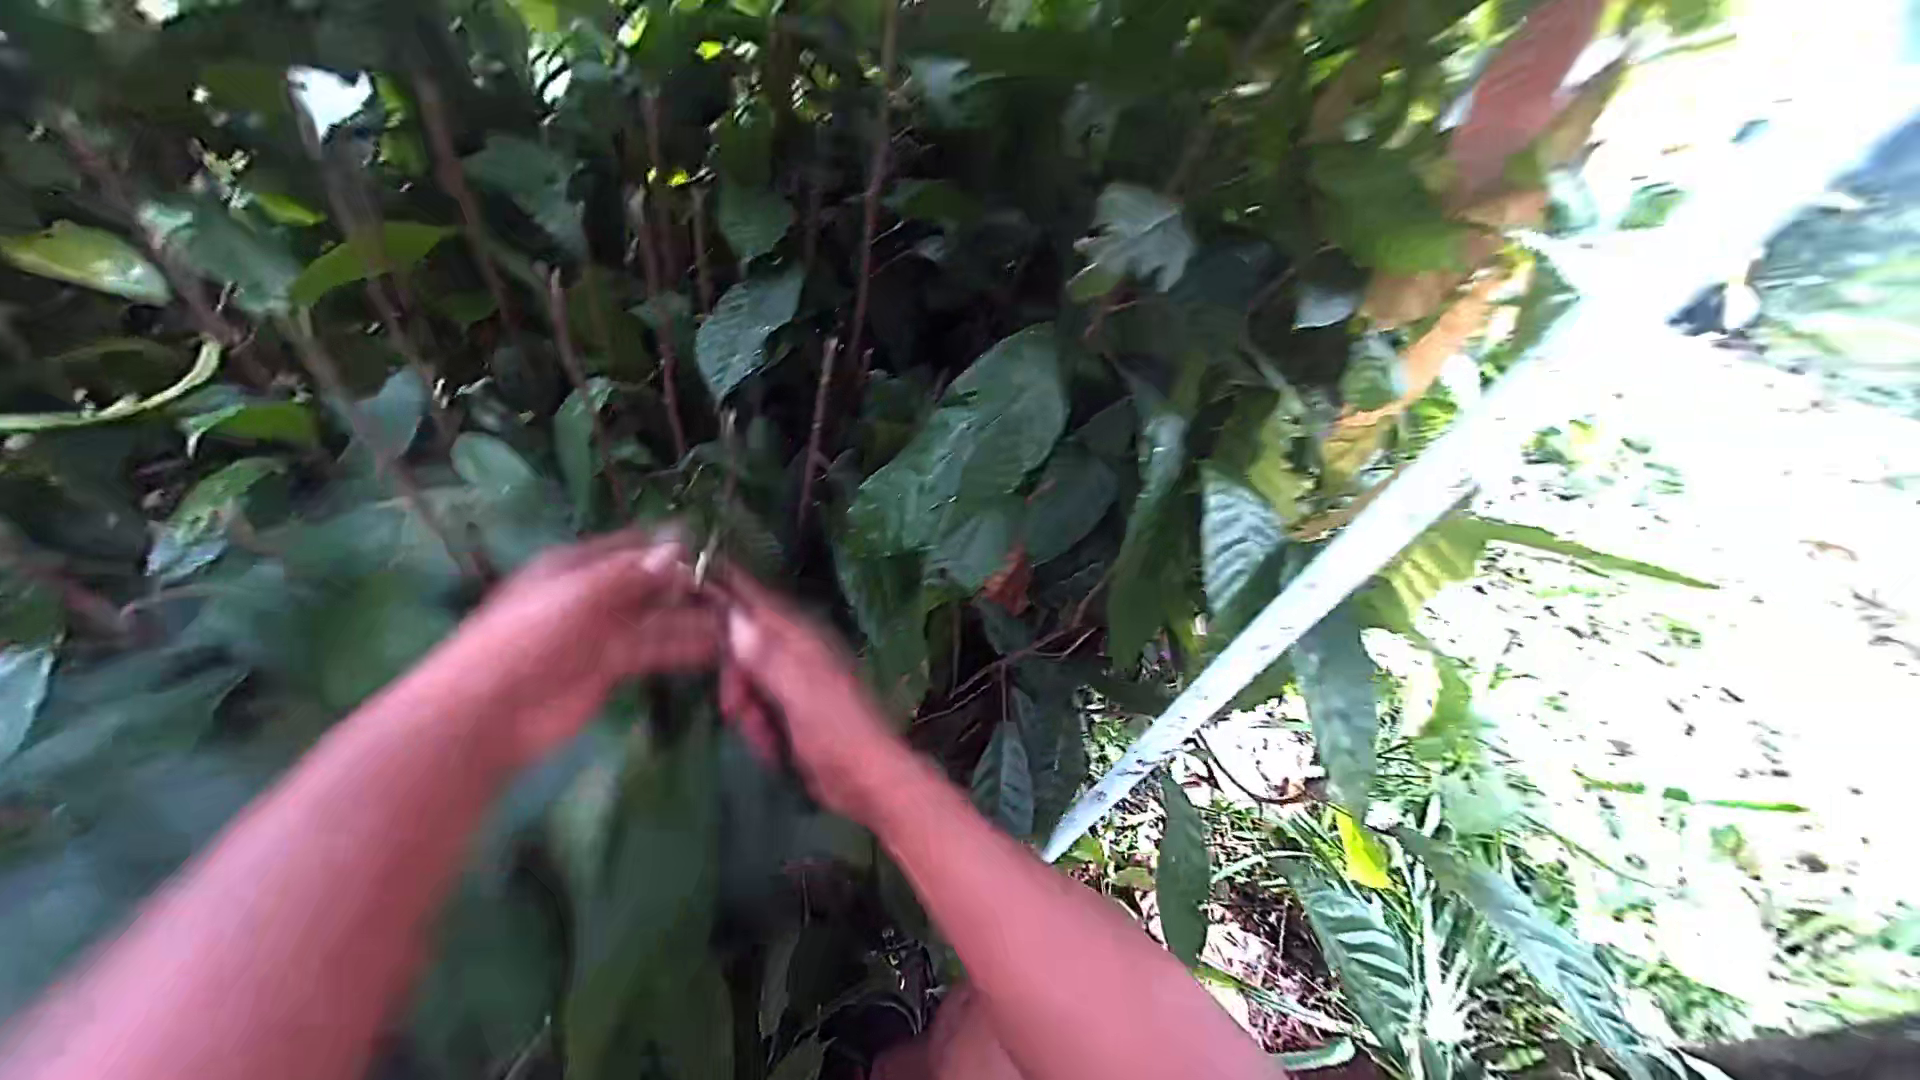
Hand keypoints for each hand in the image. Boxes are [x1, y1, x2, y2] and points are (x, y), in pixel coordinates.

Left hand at [409, 532, 721, 767]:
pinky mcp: (615, 665)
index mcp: (579, 565)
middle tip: (737, 590)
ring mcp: (606, 630)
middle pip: (653, 582)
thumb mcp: (581, 595)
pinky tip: (718, 647)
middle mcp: (596, 593)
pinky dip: (686, 646)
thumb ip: (634, 573)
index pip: (636, 546)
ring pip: (660, 617)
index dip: (674, 546)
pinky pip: (657, 648)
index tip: (716, 551)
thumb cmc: (528, 639)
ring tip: (737, 620)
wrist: (487, 713)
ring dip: (695, 618)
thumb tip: (679, 546)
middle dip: (691, 584)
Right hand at [714, 569, 907, 822]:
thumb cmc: (836, 734)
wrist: (866, 780)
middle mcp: (798, 651)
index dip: (726, 591)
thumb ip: (766, 656)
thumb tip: (734, 617)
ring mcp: (796, 680)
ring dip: (746, 709)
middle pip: (745, 644)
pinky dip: (757, 725)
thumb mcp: (799, 694)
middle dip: (734, 677)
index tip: (690, 586)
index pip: (758, 601)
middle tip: (735, 708)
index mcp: (803, 639)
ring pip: (748, 679)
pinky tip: (769, 744)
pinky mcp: (792, 708)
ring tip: (762, 734)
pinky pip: (758, 707)